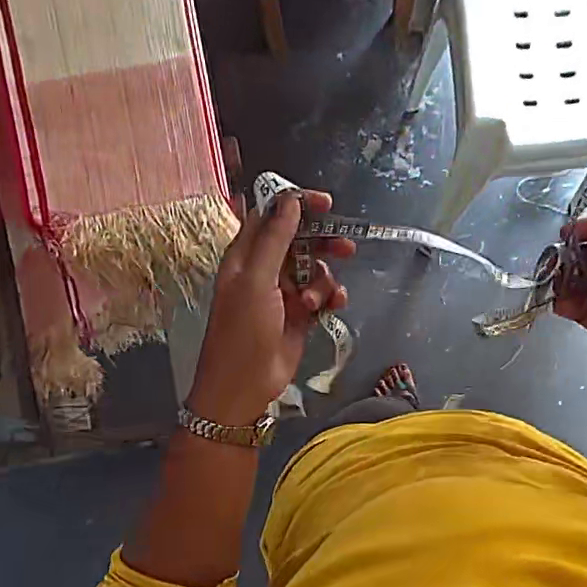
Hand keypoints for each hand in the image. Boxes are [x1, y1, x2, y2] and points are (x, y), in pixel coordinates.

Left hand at [187, 189, 353, 424]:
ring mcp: (283, 294)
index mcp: (246, 256)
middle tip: (344, 247)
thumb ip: (274, 239)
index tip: (325, 205)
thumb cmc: (242, 331)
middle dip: (322, 242)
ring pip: (315, 269)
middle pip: (300, 240)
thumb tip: (289, 201)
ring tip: (315, 302)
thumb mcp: (256, 280)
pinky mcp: (300, 316)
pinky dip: (330, 298)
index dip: (296, 205)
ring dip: (324, 280)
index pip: (272, 216)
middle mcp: (265, 270)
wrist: (244, 385)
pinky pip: (322, 295)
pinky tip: (332, 307)